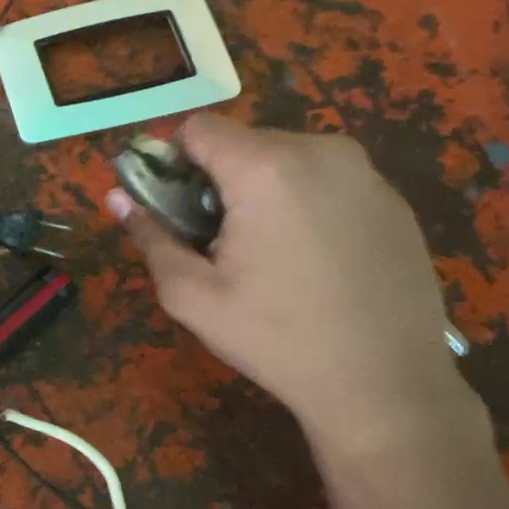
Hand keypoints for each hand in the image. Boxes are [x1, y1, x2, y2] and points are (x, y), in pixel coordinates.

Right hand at [108, 114, 474, 451]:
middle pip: (243, 141)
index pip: (198, 127)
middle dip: (217, 179)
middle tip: (215, 241)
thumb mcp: (191, 294)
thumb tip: (116, 197)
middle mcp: (320, 151)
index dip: (173, 162)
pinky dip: (303, 204)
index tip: (174, 209)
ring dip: (260, 191)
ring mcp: (365, 173)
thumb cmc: (274, 336)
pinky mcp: (391, 198)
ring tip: (265, 254)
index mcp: (265, 169)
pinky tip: (309, 261)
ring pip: (286, 159)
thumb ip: (150, 235)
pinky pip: (326, 181)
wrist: (384, 381)